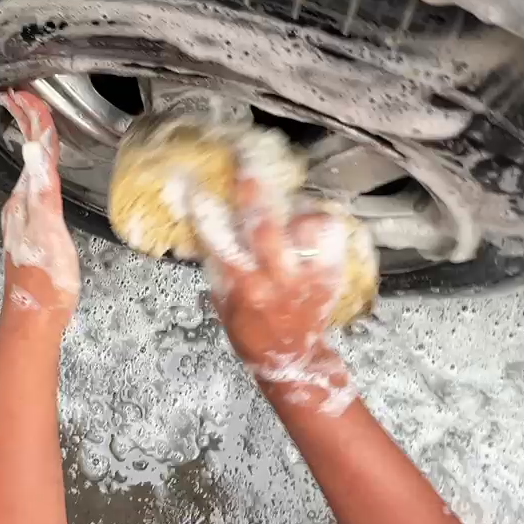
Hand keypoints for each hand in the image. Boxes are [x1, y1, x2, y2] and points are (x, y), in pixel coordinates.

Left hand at [0, 89, 80, 329]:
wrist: (35, 313)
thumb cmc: (44, 279)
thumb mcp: (46, 231)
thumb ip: (42, 190)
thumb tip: (34, 149)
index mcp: (27, 198)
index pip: (32, 148)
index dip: (31, 118)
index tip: (24, 93)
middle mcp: (23, 203)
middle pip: (27, 153)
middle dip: (25, 123)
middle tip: (21, 96)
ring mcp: (26, 217)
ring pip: (30, 168)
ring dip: (31, 142)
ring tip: (32, 122)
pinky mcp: (34, 229)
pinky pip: (36, 187)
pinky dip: (38, 168)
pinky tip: (40, 173)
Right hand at [186, 168, 357, 413]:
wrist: (294, 360)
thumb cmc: (253, 336)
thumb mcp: (225, 306)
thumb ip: (220, 270)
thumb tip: (206, 236)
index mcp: (246, 289)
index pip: (220, 244)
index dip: (205, 213)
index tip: (194, 188)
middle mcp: (278, 279)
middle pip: (266, 227)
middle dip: (253, 192)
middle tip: (245, 162)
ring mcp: (308, 275)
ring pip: (304, 228)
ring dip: (294, 206)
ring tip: (287, 191)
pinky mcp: (329, 275)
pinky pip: (329, 238)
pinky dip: (320, 221)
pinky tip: (309, 214)